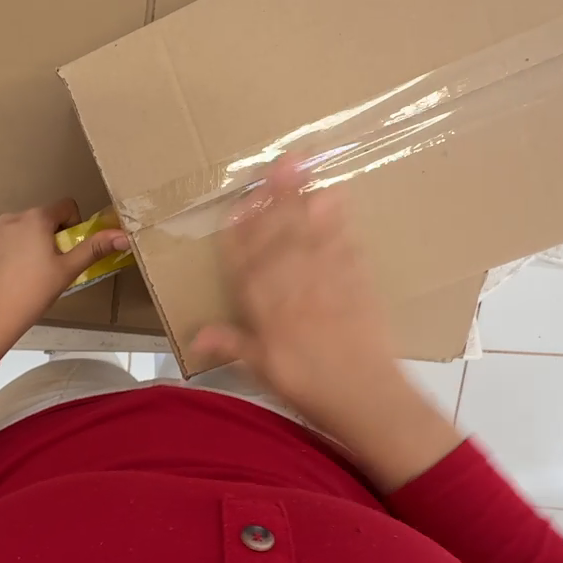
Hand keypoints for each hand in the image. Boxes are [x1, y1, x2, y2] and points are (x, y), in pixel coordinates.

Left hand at [0, 199, 129, 356]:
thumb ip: (95, 248)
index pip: (65, 206)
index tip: (70, 250)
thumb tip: (124, 236)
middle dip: (51, 236)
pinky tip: (11, 277)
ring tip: (30, 274)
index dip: (74, 225)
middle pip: (41, 218)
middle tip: (51, 266)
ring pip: (20, 230)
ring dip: (30, 244)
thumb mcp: (68, 270)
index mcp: (35, 218)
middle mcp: (11, 218)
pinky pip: (1, 243)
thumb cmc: (33, 292)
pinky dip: (10, 254)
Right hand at [192, 169, 459, 490]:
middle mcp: (296, 291)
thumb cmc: (306, 389)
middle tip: (279, 161)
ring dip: (307, 200)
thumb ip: (231, 346)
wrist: (367, 400)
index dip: (242, 234)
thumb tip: (196, 337)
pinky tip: (337, 199)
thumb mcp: (261, 371)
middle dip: (278, 200)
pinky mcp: (361, 285)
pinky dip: (339, 222)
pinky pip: (346, 248)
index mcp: (267, 312)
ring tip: (305, 167)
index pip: (248, 265)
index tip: (238, 204)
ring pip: (313, 235)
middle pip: (283, 239)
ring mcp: (331, 284)